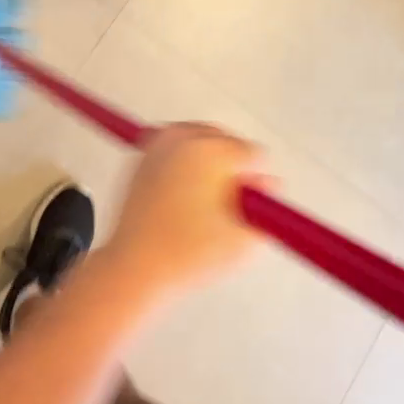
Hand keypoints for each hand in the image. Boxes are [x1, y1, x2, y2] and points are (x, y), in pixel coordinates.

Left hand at [104, 123, 271, 300]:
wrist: (134, 267)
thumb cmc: (190, 254)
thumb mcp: (243, 239)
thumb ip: (265, 207)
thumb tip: (269, 184)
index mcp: (212, 150)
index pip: (252, 154)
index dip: (256, 182)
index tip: (248, 207)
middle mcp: (184, 136)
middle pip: (225, 140)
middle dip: (231, 167)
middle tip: (227, 205)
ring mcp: (158, 143)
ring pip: (199, 140)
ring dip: (208, 162)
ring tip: (203, 201)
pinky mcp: (140, 155)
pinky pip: (174, 149)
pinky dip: (183, 162)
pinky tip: (181, 195)